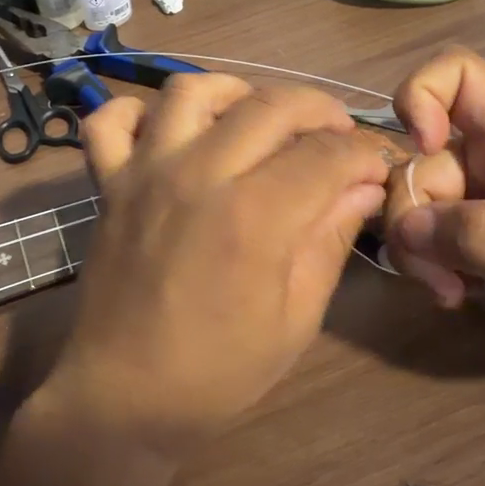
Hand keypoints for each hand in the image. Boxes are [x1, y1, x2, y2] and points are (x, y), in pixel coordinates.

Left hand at [41, 74, 390, 460]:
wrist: (125, 395)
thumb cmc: (219, 371)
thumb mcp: (296, 318)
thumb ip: (330, 239)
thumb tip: (365, 185)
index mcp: (254, 216)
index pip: (327, 153)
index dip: (364, 152)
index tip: (376, 166)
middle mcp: (198, 175)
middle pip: (269, 105)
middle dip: (319, 109)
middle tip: (335, 136)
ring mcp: (145, 172)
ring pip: (189, 90)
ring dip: (234, 92)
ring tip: (257, 118)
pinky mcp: (108, 182)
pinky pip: (109, 121)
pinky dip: (138, 112)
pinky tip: (168, 133)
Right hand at [382, 49, 484, 371]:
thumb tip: (406, 225)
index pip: (459, 74)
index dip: (422, 96)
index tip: (422, 150)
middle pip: (422, 154)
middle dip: (412, 212)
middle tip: (438, 276)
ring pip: (421, 198)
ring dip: (419, 248)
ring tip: (454, 293)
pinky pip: (433, 230)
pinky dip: (432, 262)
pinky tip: (461, 294)